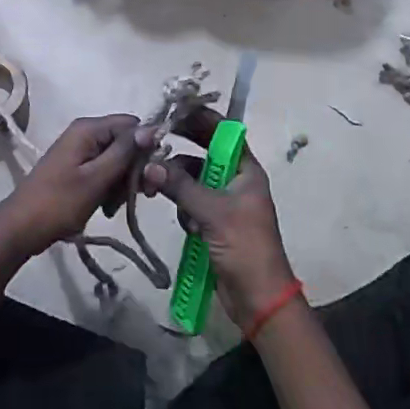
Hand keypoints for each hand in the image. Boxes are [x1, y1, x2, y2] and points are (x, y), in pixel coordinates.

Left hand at [0, 114, 150, 256]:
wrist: (20, 230)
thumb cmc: (58, 203)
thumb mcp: (97, 178)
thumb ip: (125, 152)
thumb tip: (153, 128)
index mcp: (89, 129)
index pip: (133, 125)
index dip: (146, 147)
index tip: (150, 175)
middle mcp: (86, 134)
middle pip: (126, 143)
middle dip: (134, 169)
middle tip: (140, 196)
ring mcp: (80, 151)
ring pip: (118, 160)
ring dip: (122, 183)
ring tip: (114, 206)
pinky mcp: (78, 169)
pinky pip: (105, 171)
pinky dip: (110, 188)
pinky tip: (107, 207)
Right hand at [143, 110, 295, 325]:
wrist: (258, 298)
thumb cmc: (245, 247)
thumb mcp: (213, 213)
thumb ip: (181, 186)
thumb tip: (150, 165)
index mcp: (246, 169)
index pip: (222, 132)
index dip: (199, 118)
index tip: (171, 111)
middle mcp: (236, 179)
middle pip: (205, 153)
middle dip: (180, 152)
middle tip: (151, 144)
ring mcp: (224, 202)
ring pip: (194, 179)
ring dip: (176, 182)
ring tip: (153, 187)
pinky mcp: (214, 223)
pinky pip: (192, 203)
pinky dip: (182, 206)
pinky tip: (181, 221)